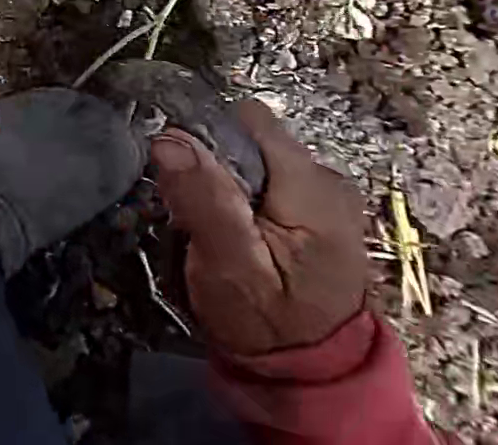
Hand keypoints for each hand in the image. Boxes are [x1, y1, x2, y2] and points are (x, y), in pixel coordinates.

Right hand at [150, 101, 370, 355]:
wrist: (310, 376)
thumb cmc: (267, 324)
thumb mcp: (228, 267)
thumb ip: (203, 200)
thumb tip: (169, 139)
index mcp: (313, 186)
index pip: (248, 121)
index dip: (211, 140)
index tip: (193, 179)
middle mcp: (328, 176)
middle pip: (252, 137)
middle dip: (221, 164)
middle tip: (206, 215)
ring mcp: (328, 190)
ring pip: (258, 154)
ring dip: (232, 180)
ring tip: (223, 226)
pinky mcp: (321, 203)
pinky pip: (270, 174)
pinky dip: (249, 193)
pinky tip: (244, 229)